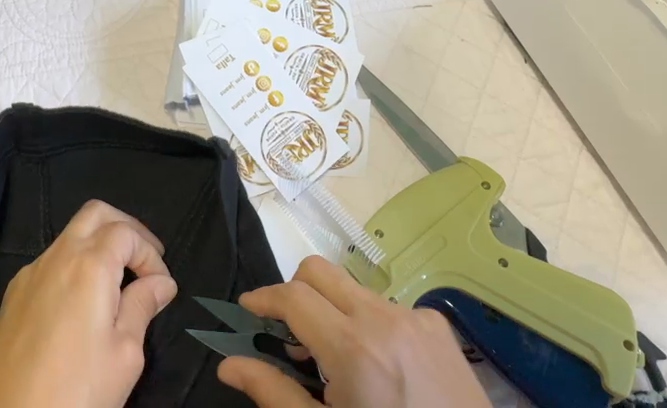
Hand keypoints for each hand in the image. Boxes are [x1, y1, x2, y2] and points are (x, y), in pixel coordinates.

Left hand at [0, 200, 178, 407]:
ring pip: (69, 234)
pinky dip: (74, 264)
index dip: (150, 253)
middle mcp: (56, 256)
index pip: (126, 232)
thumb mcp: (124, 354)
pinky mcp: (14, 294)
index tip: (163, 287)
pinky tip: (84, 302)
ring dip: (98, 245)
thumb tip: (161, 282)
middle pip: (94, 213)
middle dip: (125, 228)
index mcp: (88, 265)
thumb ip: (142, 307)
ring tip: (119, 283)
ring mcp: (30, 272)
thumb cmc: (77, 391)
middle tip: (145, 260)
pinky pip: (50, 260)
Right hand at [216, 256, 488, 407]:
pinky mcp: (438, 326)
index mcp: (354, 350)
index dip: (263, 298)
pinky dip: (369, 324)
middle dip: (294, 290)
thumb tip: (228, 365)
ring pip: (353, 289)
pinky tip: (380, 367)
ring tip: (336, 359)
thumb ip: (275, 394)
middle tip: (287, 328)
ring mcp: (416, 318)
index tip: (247, 309)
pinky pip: (387, 307)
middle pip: (319, 271)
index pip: (292, 296)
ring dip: (333, 310)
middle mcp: (384, 319)